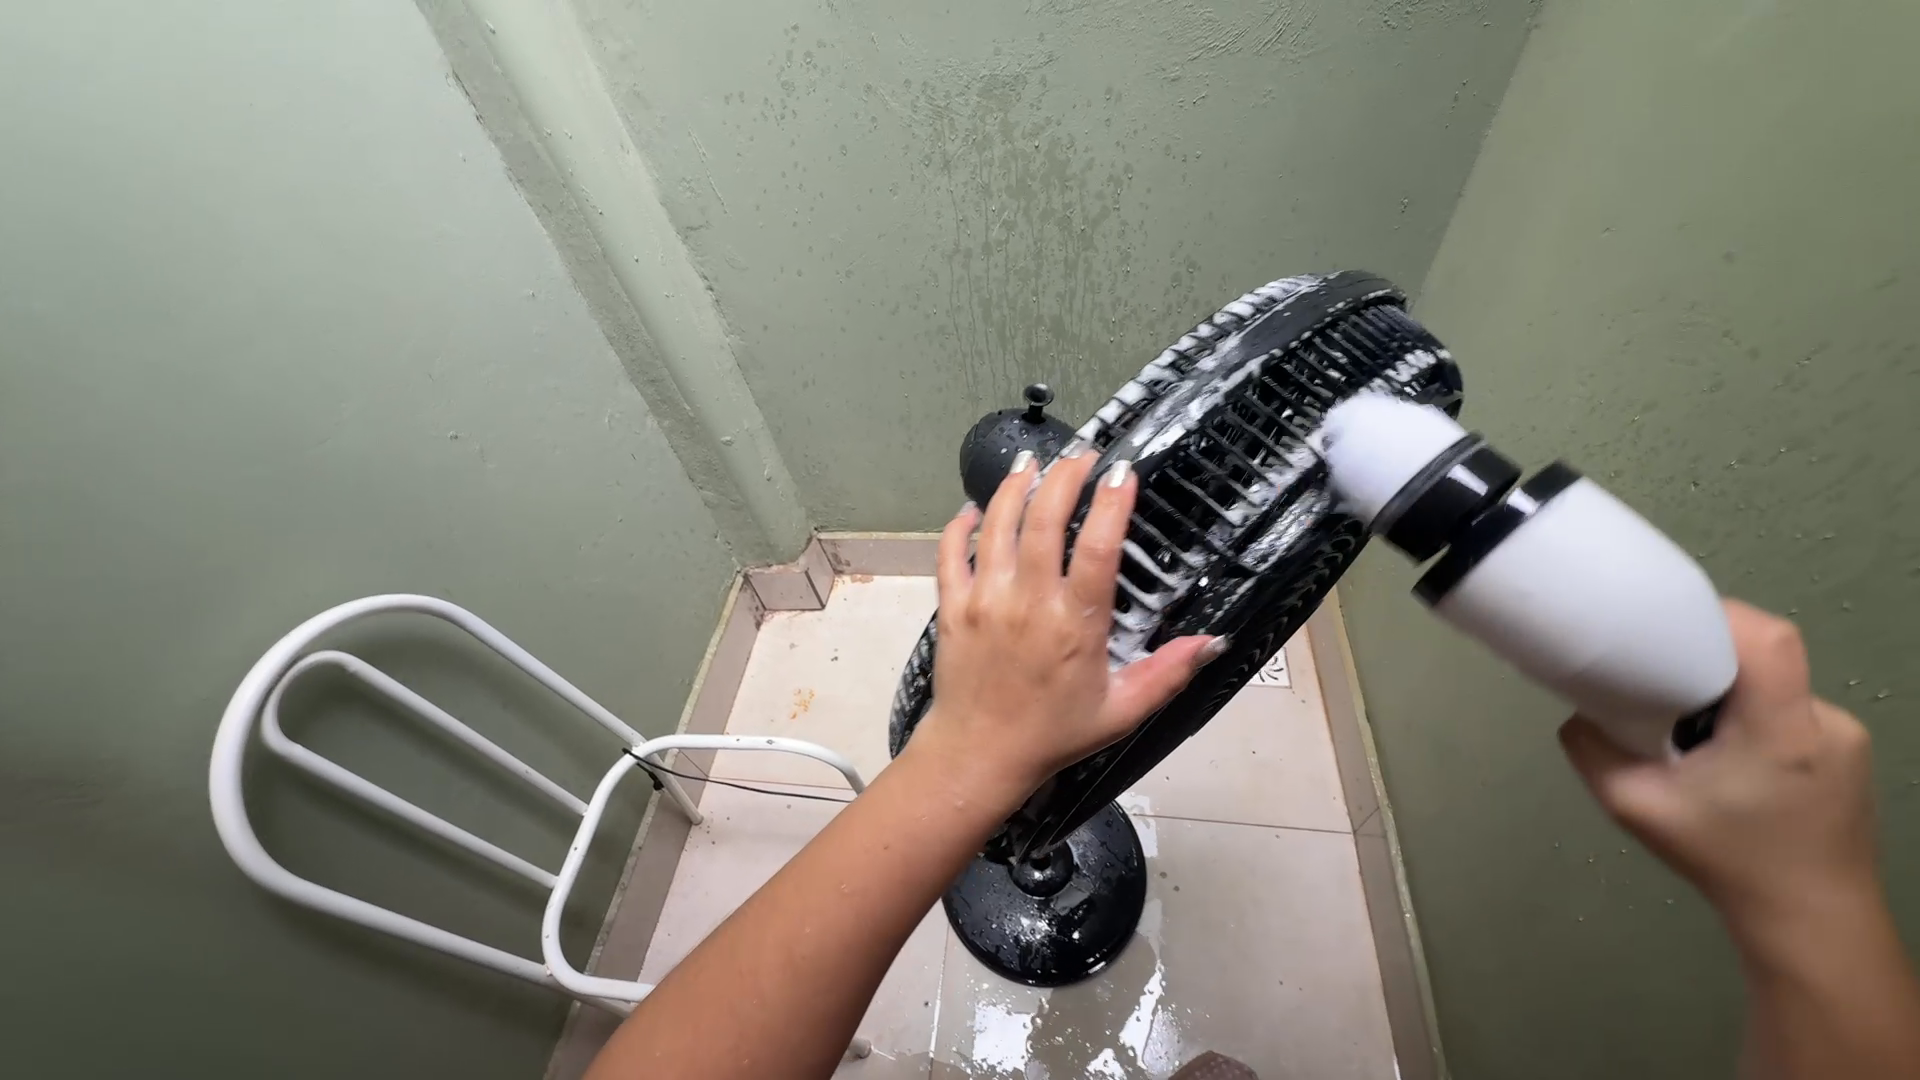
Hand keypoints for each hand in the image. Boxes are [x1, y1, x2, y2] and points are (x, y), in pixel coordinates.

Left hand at [908, 445, 1225, 804]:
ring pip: (996, 526)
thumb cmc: (1054, 732)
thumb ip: (1168, 673)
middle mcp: (1026, 603)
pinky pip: (951, 553)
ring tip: (1031, 462)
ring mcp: (983, 600)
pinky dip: (961, 525)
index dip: (1111, 504)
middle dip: (1063, 478)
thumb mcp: (1121, 710)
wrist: (979, 754)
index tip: (1122, 472)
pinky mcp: (951, 606)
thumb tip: (1215, 641)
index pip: (1096, 549)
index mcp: (1073, 625)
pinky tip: (975, 508)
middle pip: (1042, 521)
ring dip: (1013, 487)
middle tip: (1081, 456)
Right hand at [1558, 600, 1880, 942]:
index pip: (1768, 639)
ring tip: (1678, 722)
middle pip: (1763, 654)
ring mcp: (1841, 736)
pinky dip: (1741, 709)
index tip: (1660, 621)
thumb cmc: (1721, 857)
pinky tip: (1714, 748)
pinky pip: (1783, 704)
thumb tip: (1581, 711)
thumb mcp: (1628, 802)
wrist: (1810, 919)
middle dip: (1701, 653)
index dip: (1715, 615)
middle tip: (1650, 677)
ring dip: (1720, 688)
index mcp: (1781, 730)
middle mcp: (1824, 722)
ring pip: (1769, 681)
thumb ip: (1590, 746)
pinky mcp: (1843, 750)